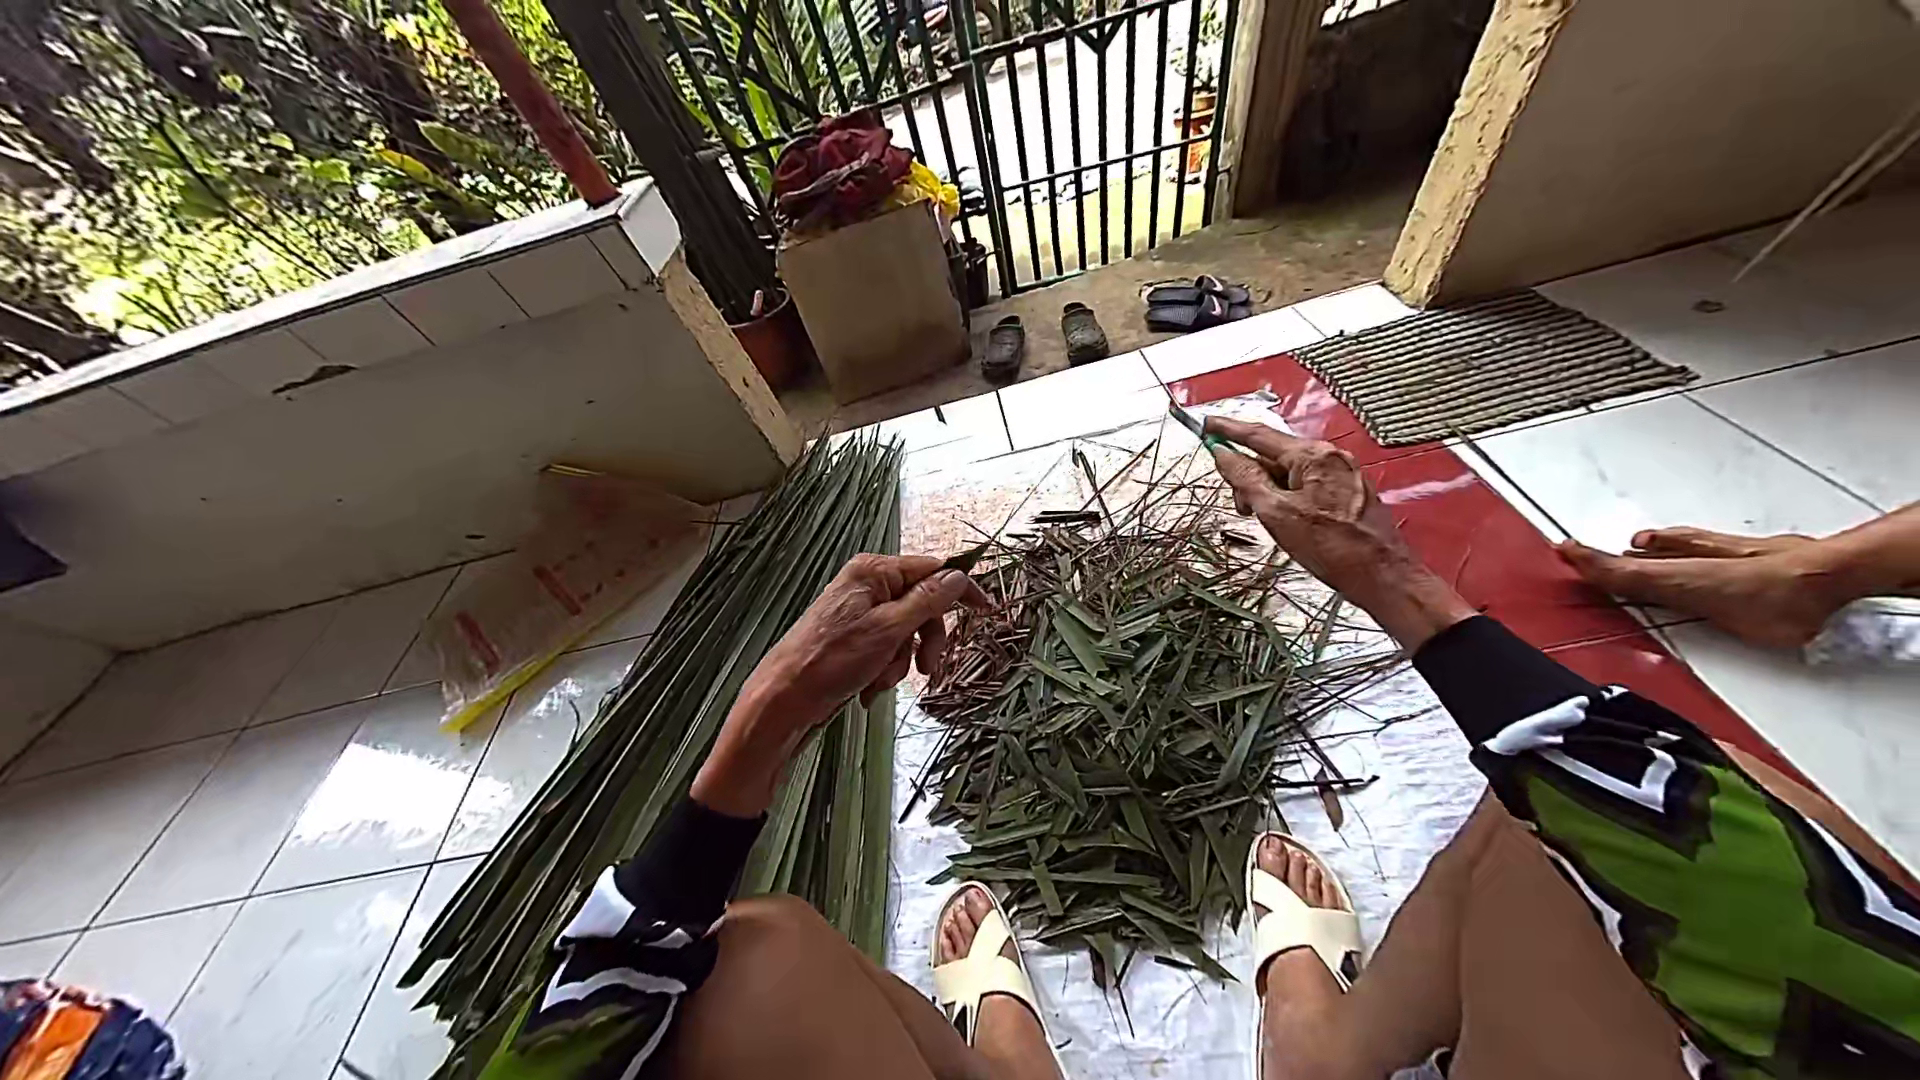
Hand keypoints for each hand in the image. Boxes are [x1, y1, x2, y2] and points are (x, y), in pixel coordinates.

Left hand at [692, 554, 991, 816]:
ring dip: (903, 660)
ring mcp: (861, 613)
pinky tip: (870, 686)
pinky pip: (888, 648)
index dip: (960, 590)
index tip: (986, 611)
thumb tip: (958, 576)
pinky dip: (886, 669)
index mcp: (873, 572)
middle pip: (922, 604)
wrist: (784, 700)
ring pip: (907, 632)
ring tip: (883, 680)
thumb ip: (927, 600)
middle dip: (925, 639)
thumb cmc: (832, 660)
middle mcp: (868, 586)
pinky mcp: (855, 639)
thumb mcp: (888, 629)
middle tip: (928, 669)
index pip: (931, 569)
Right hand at [1203, 416, 1475, 649]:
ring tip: (1262, 518)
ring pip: (1286, 472)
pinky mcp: (1345, 491)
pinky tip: (1281, 519)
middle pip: (1272, 455)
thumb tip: (1224, 455)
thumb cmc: (1333, 548)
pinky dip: (1283, 497)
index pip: (1259, 435)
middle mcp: (1330, 457)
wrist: (1381, 576)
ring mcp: (1340, 473)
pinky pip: (1303, 484)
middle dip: (1248, 475)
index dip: (1228, 430)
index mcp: (1313, 457)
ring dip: (1265, 491)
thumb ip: (1246, 479)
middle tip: (1239, 504)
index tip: (1206, 424)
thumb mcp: (1276, 513)